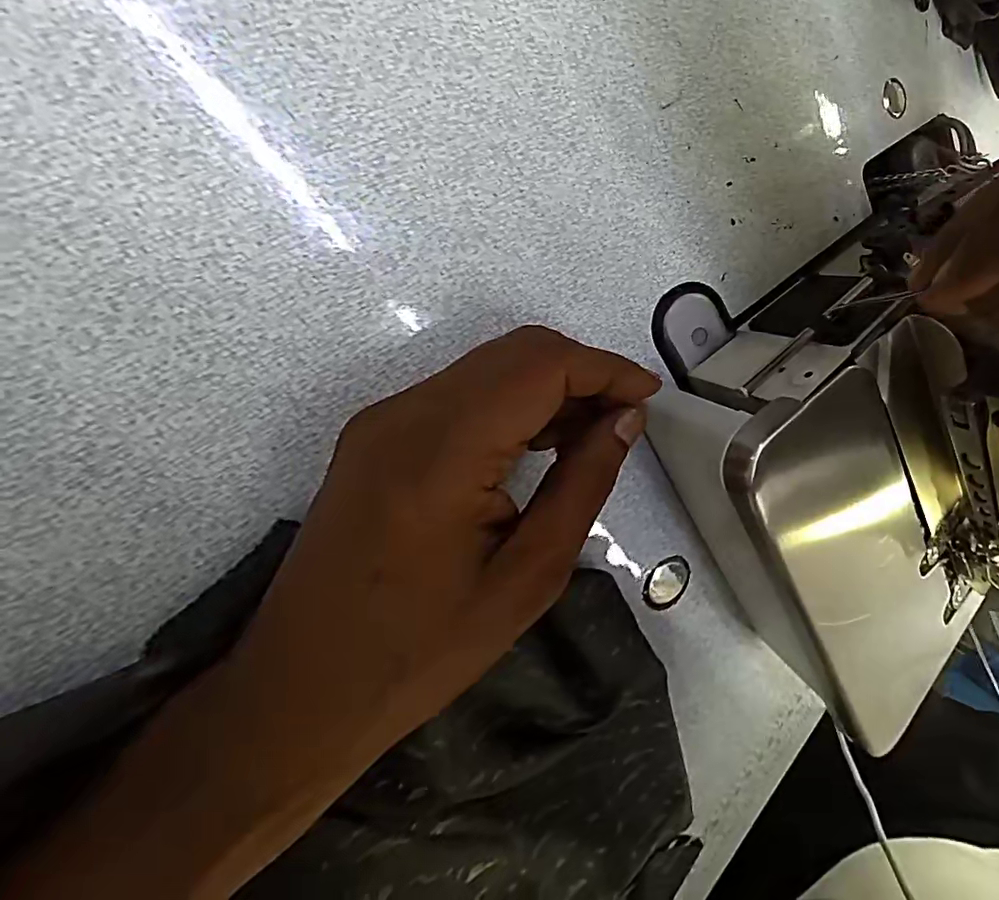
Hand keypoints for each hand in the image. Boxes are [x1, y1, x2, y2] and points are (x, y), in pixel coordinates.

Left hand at [3, 326, 661, 899]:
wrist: (297, 696)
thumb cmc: (424, 648)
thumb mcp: (532, 574)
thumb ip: (585, 482)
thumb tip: (628, 418)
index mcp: (439, 458)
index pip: (540, 368)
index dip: (607, 370)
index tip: (652, 399)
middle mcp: (402, 420)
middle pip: (518, 351)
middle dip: (588, 370)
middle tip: (630, 416)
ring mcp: (382, 424)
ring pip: (495, 363)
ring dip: (557, 383)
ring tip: (600, 433)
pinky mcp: (379, 437)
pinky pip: (469, 389)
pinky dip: (522, 399)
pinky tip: (550, 442)